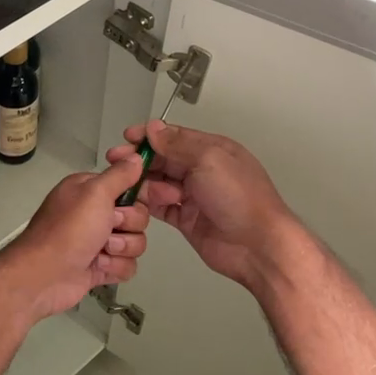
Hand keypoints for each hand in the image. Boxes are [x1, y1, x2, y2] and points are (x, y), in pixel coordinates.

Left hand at [0, 154, 151, 320]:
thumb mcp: (94, 193)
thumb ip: (119, 175)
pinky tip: (97, 267)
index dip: (137, 196)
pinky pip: (127, 266)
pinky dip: (115, 268)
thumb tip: (136, 157)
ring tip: (99, 252)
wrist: (44, 275)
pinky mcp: (100, 267)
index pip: (129, 187)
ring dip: (121, 249)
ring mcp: (98, 242)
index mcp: (90, 191)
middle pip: (137, 217)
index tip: (138, 201)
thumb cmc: (68, 229)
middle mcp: (95, 214)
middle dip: (128, 225)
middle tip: (108, 228)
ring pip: (135, 243)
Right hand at [105, 120, 299, 291]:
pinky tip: (137, 204)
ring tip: (135, 189)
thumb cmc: (242, 199)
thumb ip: (177, 144)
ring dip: (144, 184)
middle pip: (162, 160)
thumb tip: (154, 128)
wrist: (257, 246)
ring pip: (158, 183)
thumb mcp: (208, 160)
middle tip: (118, 163)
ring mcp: (194, 195)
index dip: (149, 136)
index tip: (127, 137)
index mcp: (211, 150)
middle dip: (140, 160)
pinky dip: (147, 205)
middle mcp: (202, 170)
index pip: (173, 137)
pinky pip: (159, 207)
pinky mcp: (186, 219)